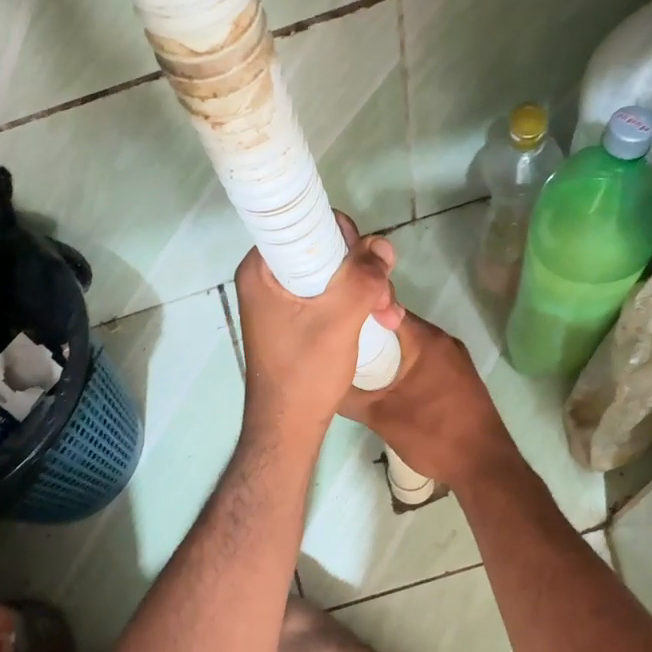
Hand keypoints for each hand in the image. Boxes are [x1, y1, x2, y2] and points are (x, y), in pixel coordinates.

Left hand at [237, 211, 403, 448]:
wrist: (289, 428)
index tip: (367, 261)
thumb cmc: (306, 372)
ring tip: (390, 318)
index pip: (305, 223)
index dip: (344, 235)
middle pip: (325, 250)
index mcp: (262, 269)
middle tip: (385, 299)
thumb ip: (363, 277)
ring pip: (334, 275)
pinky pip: (331, 298)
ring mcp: (282, 302)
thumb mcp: (340, 318)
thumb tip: (383, 246)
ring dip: (367, 291)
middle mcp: (268, 279)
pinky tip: (382, 322)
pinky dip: (356, 306)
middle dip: (363, 270)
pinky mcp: (296, 322)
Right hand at [338, 311, 519, 487]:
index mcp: (427, 340)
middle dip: (368, 336)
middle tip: (336, 348)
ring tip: (354, 365)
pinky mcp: (458, 377)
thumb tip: (321, 385)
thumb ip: (348, 397)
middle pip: (397, 326)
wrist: (484, 465)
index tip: (333, 324)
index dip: (358, 313)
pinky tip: (383, 383)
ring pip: (410, 345)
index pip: (385, 309)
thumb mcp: (381, 417)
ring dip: (385, 353)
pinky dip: (402, 366)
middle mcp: (444, 341)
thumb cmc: (433, 435)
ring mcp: (455, 359)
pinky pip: (423, 360)